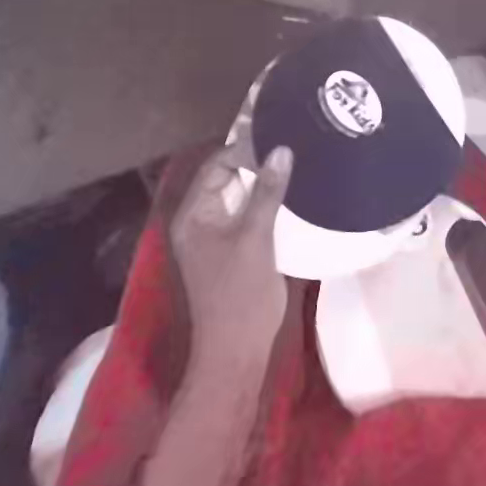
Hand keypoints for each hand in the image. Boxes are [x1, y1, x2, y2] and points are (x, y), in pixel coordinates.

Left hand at [169, 142, 293, 368]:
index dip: (243, 148)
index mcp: (193, 216)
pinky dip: (261, 202)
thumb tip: (281, 150)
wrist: (236, 353)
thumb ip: (267, 193)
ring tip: (292, 161)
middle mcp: (197, 221)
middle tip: (288, 142)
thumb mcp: (255, 238)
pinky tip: (287, 193)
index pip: (215, 167)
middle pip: (224, 179)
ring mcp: (212, 237)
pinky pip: (243, 214)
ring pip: (236, 197)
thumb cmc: (241, 295)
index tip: (276, 132)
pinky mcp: (229, 250)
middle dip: (253, 162)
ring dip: (259, 182)